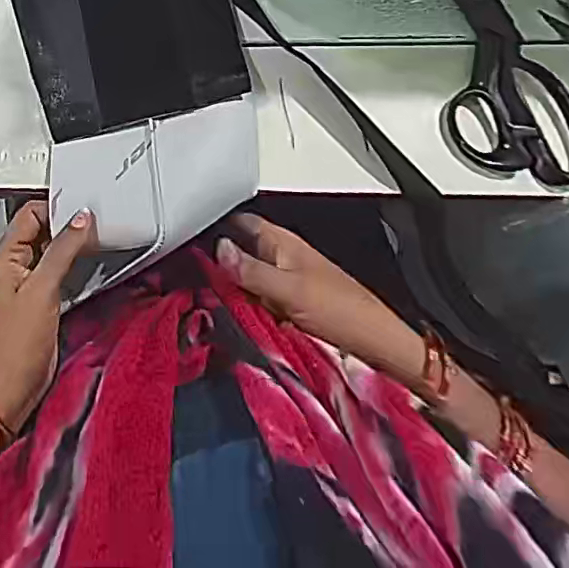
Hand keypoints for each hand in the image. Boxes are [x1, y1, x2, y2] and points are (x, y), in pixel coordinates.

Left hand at [0, 200, 95, 431]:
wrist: (8, 391)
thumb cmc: (12, 346)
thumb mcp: (42, 290)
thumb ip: (62, 251)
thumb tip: (79, 221)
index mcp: (6, 256)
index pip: (30, 213)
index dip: (55, 207)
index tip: (82, 209)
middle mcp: (16, 266)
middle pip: (43, 230)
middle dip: (68, 225)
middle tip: (95, 224)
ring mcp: (29, 284)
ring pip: (53, 251)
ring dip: (73, 245)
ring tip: (96, 240)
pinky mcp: (42, 301)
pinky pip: (59, 272)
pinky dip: (75, 266)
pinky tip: (89, 265)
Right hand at [216, 213, 421, 378]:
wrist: (377, 347)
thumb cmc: (342, 311)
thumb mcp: (288, 288)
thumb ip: (250, 269)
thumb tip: (218, 249)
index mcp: (281, 242)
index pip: (239, 222)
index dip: (215, 226)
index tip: (191, 241)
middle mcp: (280, 258)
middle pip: (238, 252)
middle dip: (219, 263)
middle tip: (197, 276)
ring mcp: (283, 282)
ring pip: (245, 278)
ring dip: (232, 288)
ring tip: (211, 298)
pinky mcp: (287, 305)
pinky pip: (256, 300)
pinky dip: (245, 306)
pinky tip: (236, 316)